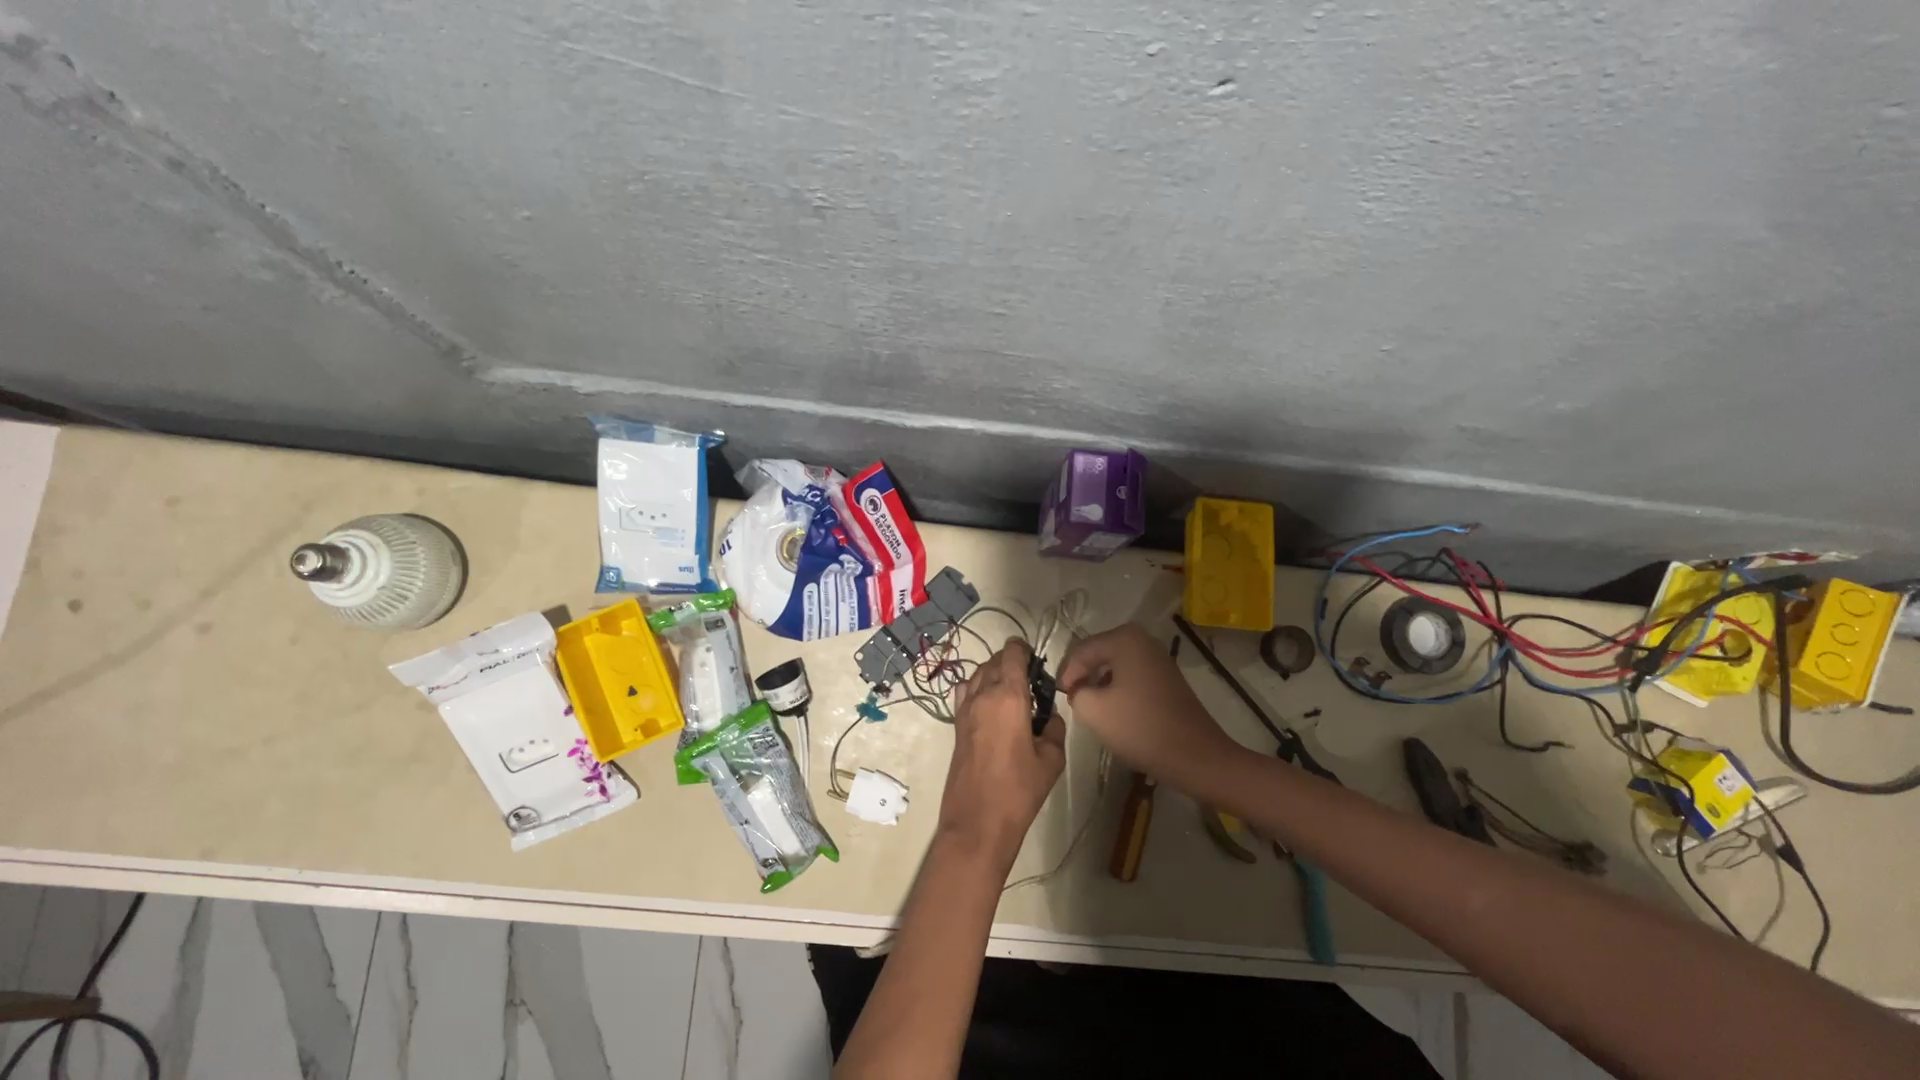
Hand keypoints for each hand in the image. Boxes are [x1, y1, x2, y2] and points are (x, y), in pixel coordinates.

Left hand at [937, 639, 1065, 862]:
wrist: (977, 821)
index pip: (1012, 654)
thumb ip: (1054, 730)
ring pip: (977, 674)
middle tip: (1031, 680)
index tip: (1036, 660)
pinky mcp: (956, 726)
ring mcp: (964, 710)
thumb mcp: (1051, 760)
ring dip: (993, 674)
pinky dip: (978, 689)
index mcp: (1008, 696)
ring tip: (1012, 693)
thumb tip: (1050, 717)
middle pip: (994, 661)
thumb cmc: (1019, 790)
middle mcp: (982, 695)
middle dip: (1011, 662)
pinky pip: (966, 693)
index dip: (1024, 649)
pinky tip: (992, 708)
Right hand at [1058, 623, 1246, 792]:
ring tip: (1091, 708)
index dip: (1067, 673)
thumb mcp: (1093, 710)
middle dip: (1084, 676)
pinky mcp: (1168, 678)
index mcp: (1125, 639)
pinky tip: (1115, 711)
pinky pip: (1133, 676)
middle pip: (1100, 654)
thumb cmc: (1140, 727)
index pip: (1082, 650)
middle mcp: (1144, 641)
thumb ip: (1076, 692)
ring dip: (1101, 683)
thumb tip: (1080, 690)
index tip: (1060, 697)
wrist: (1194, 755)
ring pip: (1117, 666)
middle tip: (1073, 700)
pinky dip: (1119, 689)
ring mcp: (1159, 659)